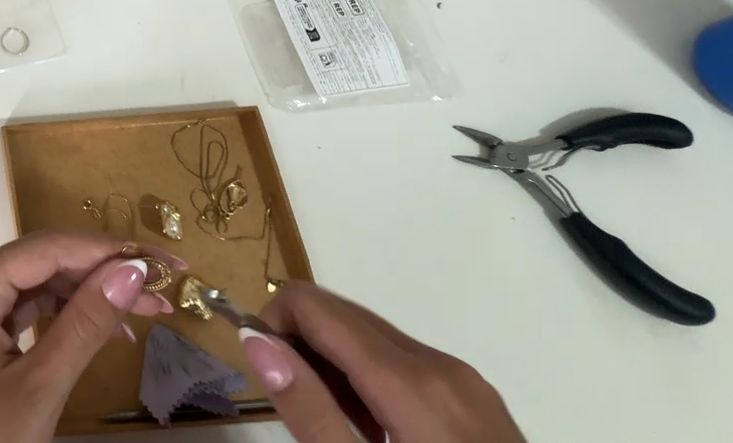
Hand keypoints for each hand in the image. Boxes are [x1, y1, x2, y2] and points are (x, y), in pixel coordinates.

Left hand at [0, 231, 183, 442]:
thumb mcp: (41, 384)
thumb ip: (85, 324)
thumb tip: (132, 271)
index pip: (47, 248)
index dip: (107, 249)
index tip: (163, 261)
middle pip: (43, 260)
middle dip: (104, 269)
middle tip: (164, 288)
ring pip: (39, 281)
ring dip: (90, 291)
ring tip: (146, 310)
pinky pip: (27, 305)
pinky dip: (66, 313)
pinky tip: (105, 326)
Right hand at [241, 281, 525, 442]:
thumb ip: (309, 409)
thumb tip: (254, 338)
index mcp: (411, 380)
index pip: (311, 303)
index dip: (271, 326)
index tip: (267, 378)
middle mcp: (441, 363)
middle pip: (339, 314)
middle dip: (303, 349)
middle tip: (303, 413)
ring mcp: (467, 380)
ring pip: (369, 337)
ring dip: (336, 367)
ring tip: (343, 431)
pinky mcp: (478, 398)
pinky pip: (403, 361)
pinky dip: (371, 381)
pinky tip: (378, 434)